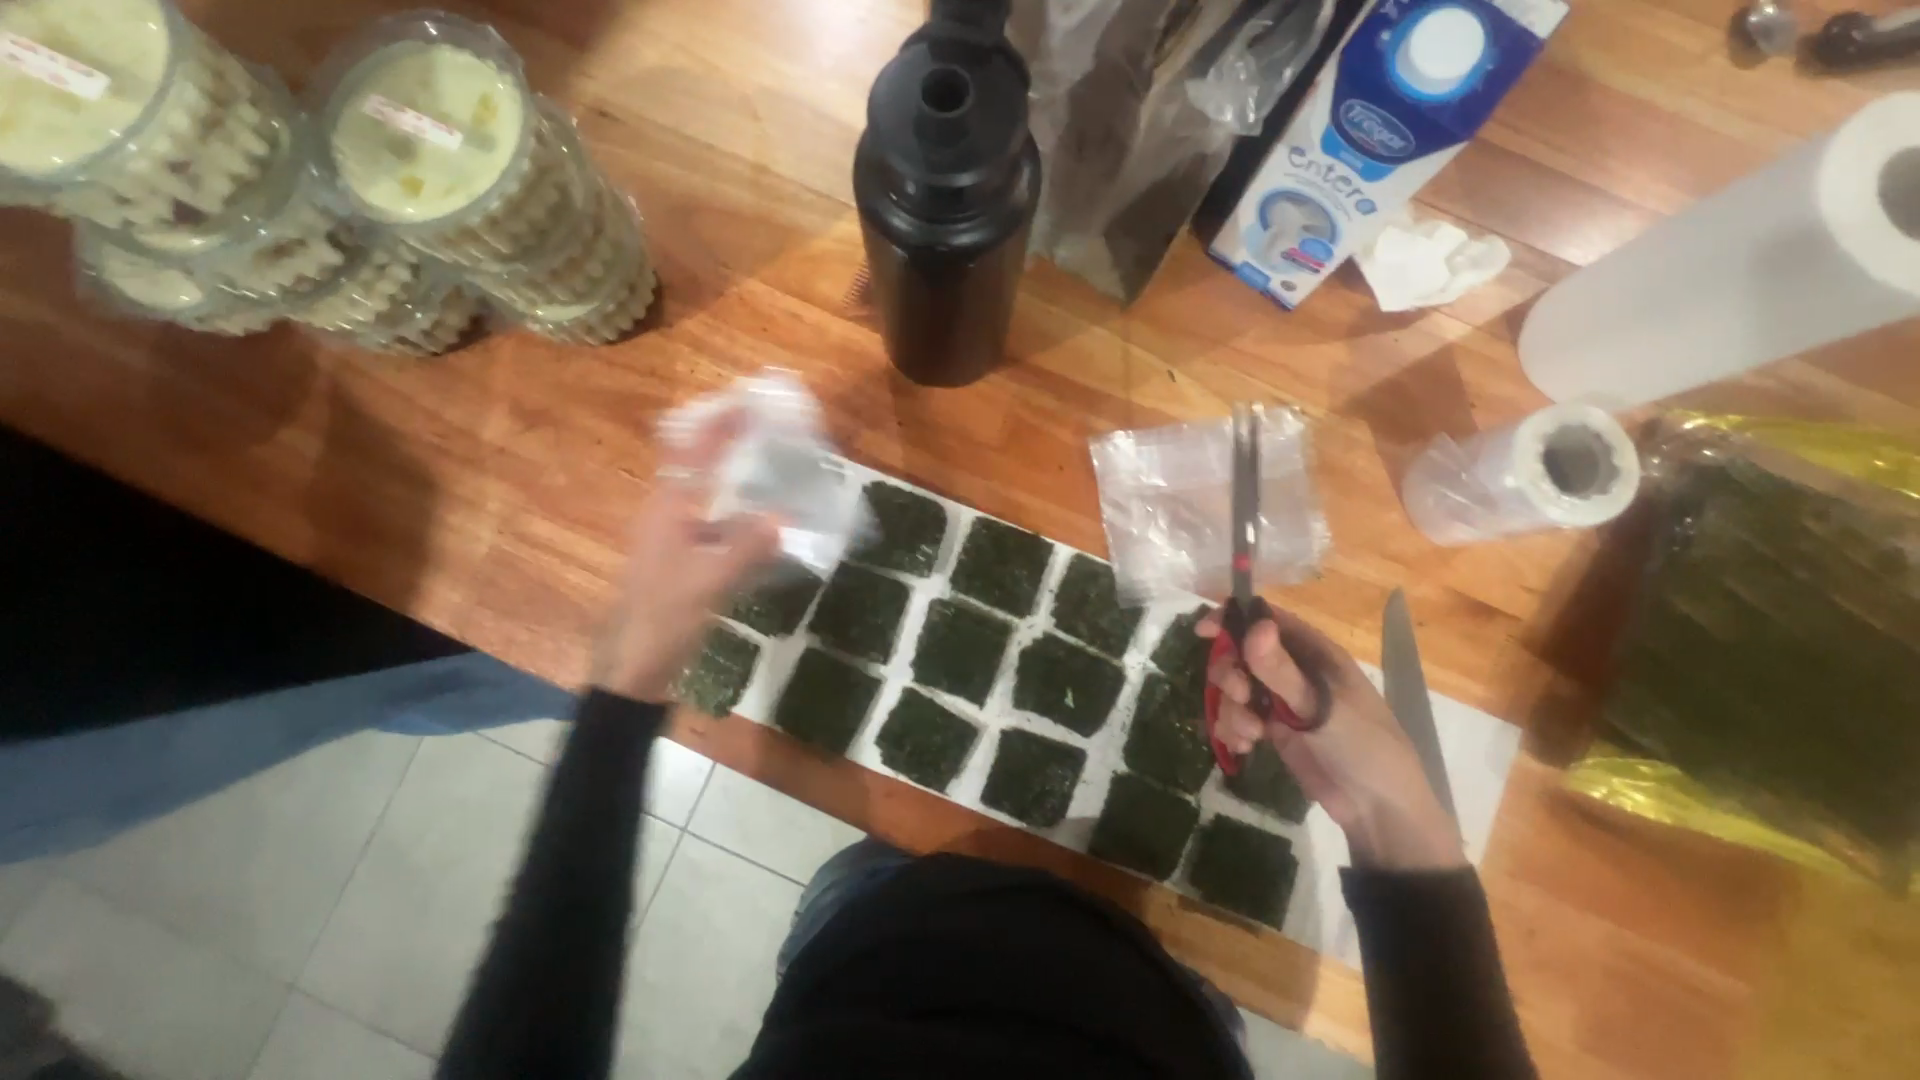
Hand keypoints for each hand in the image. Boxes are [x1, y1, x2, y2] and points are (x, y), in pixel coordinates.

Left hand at [591, 414, 780, 702]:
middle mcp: (666, 515)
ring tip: (775, 469)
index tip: (747, 401)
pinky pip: (715, 526)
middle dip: (729, 444)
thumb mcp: (709, 583)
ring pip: (708, 497)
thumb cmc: (664, 618)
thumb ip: (747, 548)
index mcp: (667, 510)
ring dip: (736, 480)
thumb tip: (783, 518)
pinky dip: (739, 517)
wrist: (632, 667)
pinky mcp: (682, 562)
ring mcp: (673, 540)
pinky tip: (766, 526)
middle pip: (698, 466)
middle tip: (769, 431)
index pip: (692, 452)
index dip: (717, 424)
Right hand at [1200, 606, 1463, 870]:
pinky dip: (1234, 729)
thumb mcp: (1321, 707)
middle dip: (1231, 674)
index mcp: (1316, 653)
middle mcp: (1297, 671)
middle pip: (1243, 654)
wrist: (1377, 808)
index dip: (1235, 619)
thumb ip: (1281, 670)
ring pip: (1237, 688)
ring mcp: (1284, 701)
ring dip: (1233, 709)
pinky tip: (1246, 747)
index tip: (1204, 630)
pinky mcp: (1274, 729)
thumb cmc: (1362, 746)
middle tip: (1239, 696)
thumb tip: (1254, 625)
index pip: (1269, 620)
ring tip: (1250, 735)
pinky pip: (1239, 717)